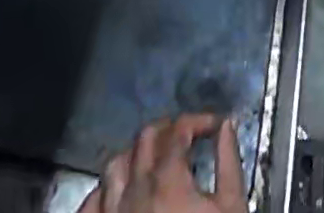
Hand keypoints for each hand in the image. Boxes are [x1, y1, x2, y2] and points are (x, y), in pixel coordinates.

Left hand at [81, 114, 243, 212]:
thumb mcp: (231, 207)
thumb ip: (228, 162)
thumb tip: (225, 126)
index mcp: (168, 177)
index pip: (179, 130)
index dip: (199, 120)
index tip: (216, 126)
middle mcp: (135, 187)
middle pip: (145, 138)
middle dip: (168, 129)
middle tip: (187, 135)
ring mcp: (113, 212)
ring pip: (115, 164)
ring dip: (136, 154)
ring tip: (153, 159)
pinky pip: (91, 202)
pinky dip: (104, 190)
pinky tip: (117, 192)